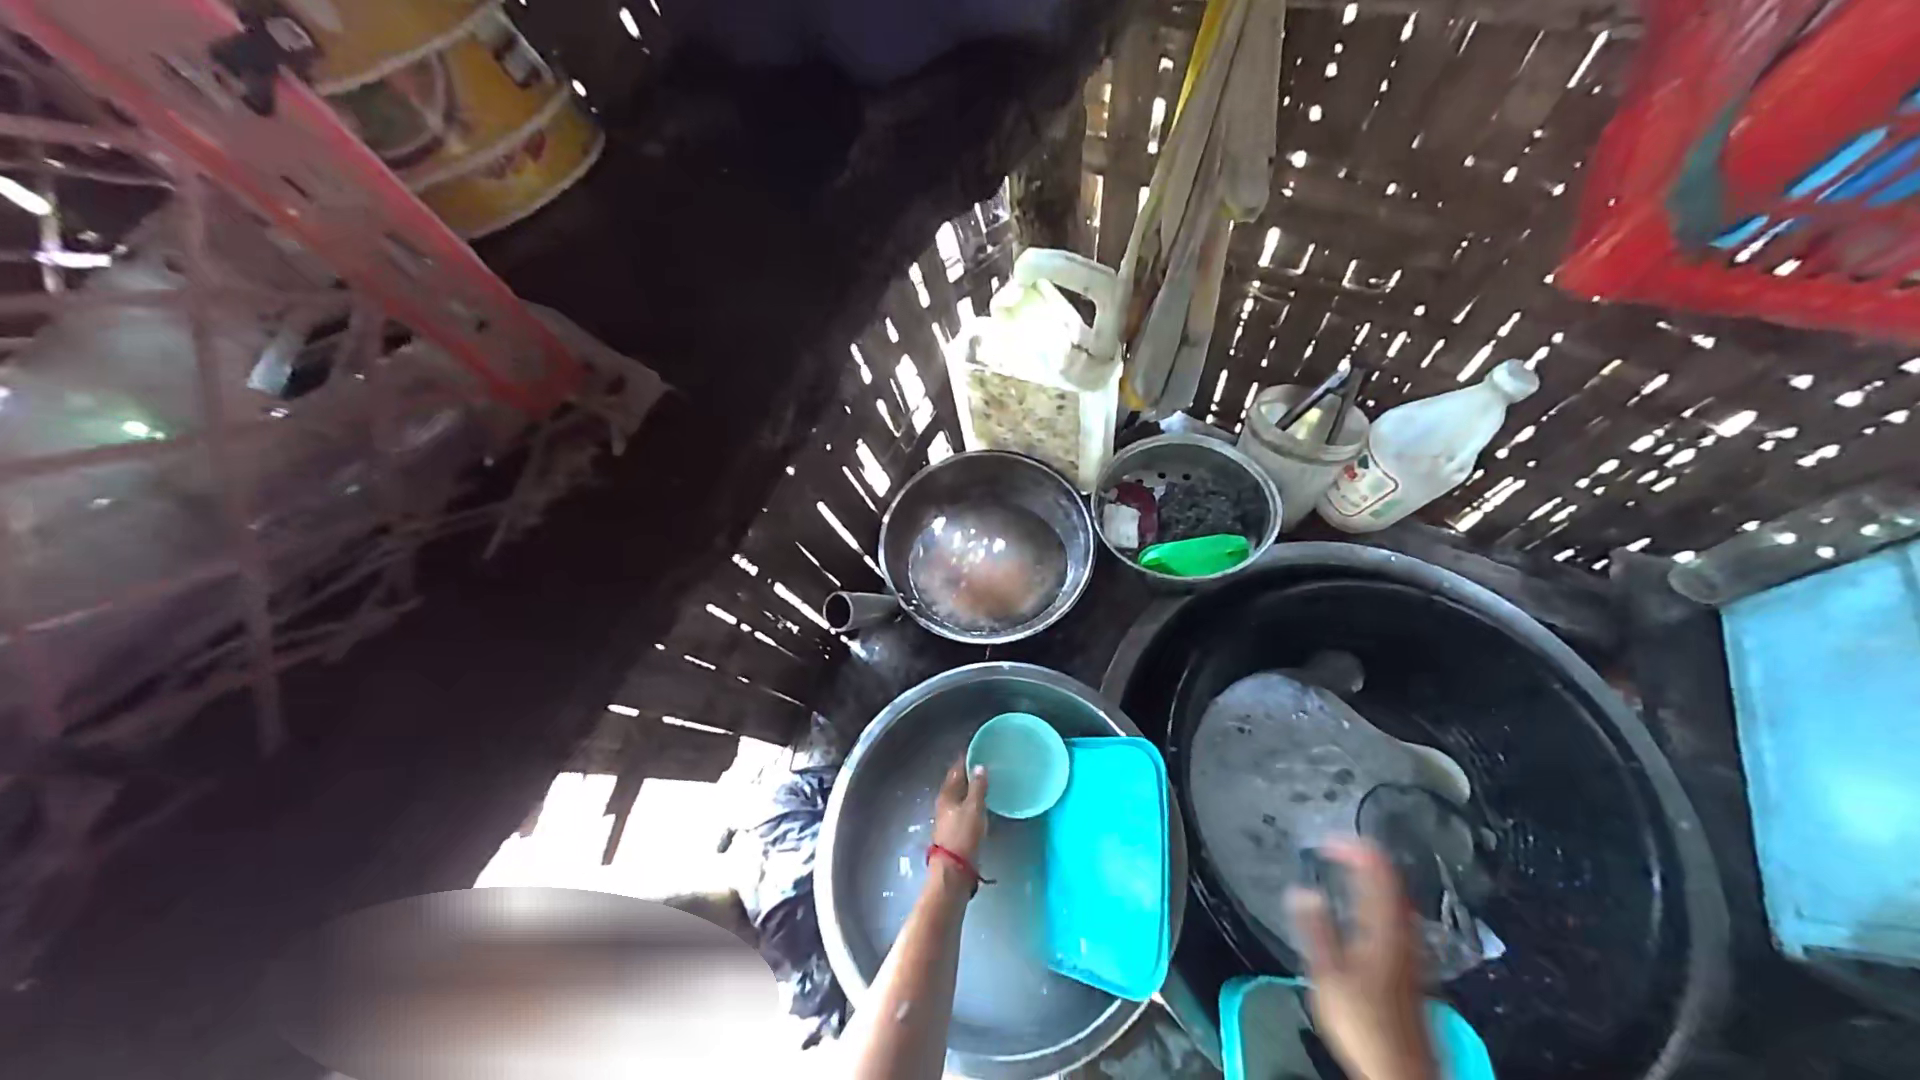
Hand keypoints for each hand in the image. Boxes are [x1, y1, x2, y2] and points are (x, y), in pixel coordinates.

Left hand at [932, 756, 988, 862]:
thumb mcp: (974, 808)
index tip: (977, 747)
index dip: (966, 758)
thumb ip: (978, 787)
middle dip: (969, 772)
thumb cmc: (963, 835)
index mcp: (947, 793)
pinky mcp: (955, 829)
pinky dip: (974, 800)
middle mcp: (945, 802)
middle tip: (985, 762)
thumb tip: (980, 765)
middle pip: (958, 782)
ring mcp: (949, 816)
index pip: (956, 769)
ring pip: (961, 795)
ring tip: (987, 780)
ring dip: (972, 787)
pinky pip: (965, 807)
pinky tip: (984, 802)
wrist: (954, 870)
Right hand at [1286, 839, 1436, 1079]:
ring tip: (1346, 867)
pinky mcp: (1414, 964)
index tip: (1326, 840)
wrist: (1401, 1070)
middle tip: (1334, 847)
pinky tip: (1363, 906)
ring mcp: (1414, 949)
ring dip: (1373, 877)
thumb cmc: (1361, 1021)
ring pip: (1398, 898)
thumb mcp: (1327, 974)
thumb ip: (1316, 929)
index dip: (1354, 848)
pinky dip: (1379, 896)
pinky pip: (1398, 914)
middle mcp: (1405, 932)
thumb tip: (1302, 890)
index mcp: (1384, 928)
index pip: (1378, 872)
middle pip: (1393, 881)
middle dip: (1364, 858)